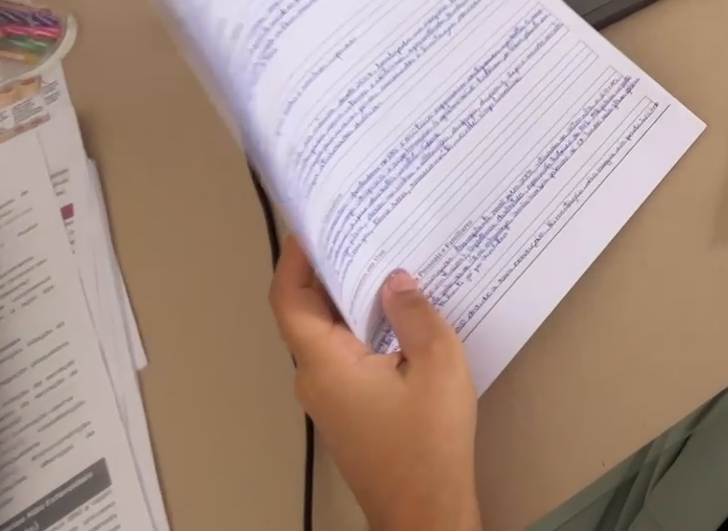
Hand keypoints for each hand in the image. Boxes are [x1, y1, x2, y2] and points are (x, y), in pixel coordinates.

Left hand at [269, 239, 480, 530]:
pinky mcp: (351, 409)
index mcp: (327, 364)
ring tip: (387, 260)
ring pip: (330, 335)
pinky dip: (365, 323)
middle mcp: (316, 380)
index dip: (294, 261)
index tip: (312, 226)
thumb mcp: (437, 361)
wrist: (427, 507)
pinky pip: (348, 353)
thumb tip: (394, 278)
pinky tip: (402, 311)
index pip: (291, 303)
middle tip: (361, 231)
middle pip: (308, 315)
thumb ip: (414, 313)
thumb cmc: (430, 435)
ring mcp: (331, 398)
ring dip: (350, 298)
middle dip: (328, 271)